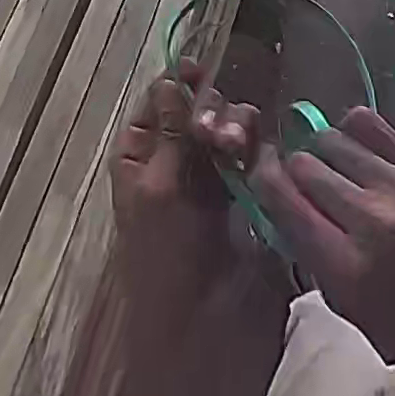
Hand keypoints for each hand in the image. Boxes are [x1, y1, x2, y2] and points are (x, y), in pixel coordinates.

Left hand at [109, 61, 268, 395]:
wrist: (204, 328)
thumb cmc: (165, 255)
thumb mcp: (158, 189)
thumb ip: (169, 133)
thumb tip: (168, 80)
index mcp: (139, 153)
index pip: (157, 101)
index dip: (177, 82)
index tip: (199, 68)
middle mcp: (173, 157)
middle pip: (197, 108)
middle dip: (208, 109)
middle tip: (216, 133)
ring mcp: (211, 174)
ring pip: (228, 128)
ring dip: (233, 126)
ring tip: (235, 146)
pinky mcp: (245, 193)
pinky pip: (253, 154)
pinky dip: (254, 147)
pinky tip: (256, 153)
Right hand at [244, 107, 394, 395]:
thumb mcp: (353, 313)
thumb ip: (309, 254)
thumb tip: (277, 203)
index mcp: (347, 265)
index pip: (278, 192)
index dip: (259, 177)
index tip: (258, 177)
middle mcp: (372, 218)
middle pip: (301, 163)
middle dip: (291, 172)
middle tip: (299, 186)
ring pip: (329, 139)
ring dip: (320, 153)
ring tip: (331, 172)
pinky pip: (368, 125)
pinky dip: (350, 131)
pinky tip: (354, 150)